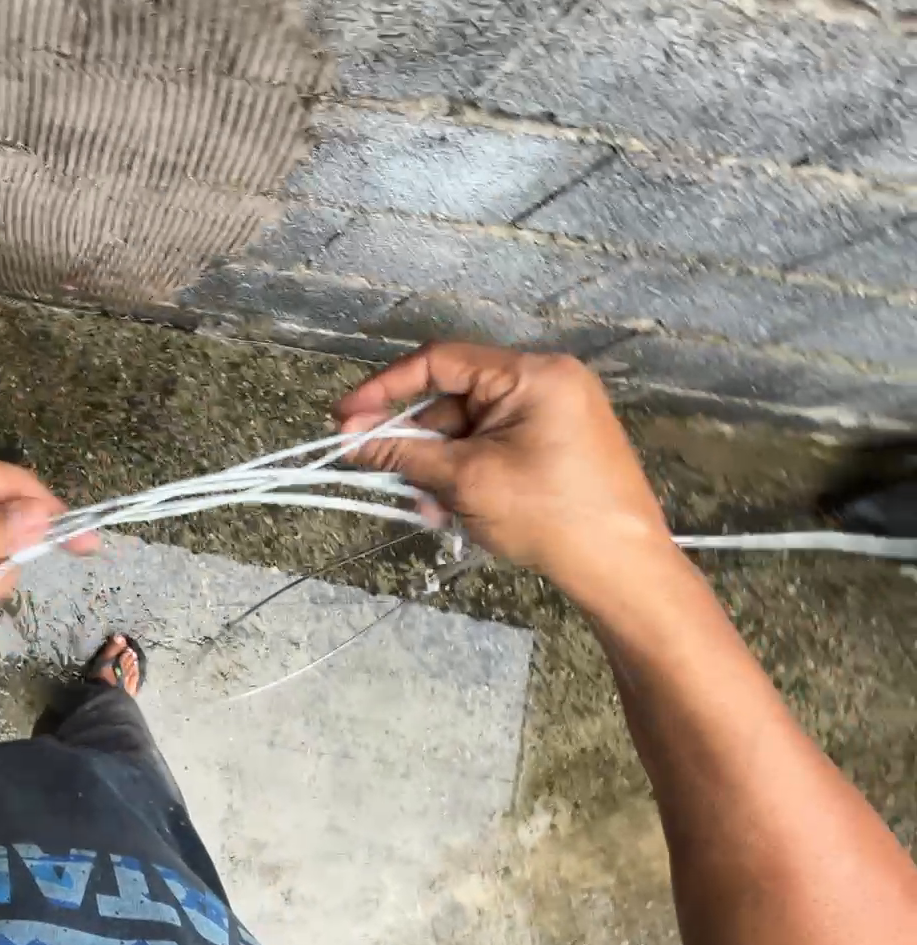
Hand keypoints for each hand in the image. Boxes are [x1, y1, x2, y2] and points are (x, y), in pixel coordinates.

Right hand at [335, 342, 673, 599]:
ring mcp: (545, 414)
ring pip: (460, 430)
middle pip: (446, 400)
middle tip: (371, 467)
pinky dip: (457, 473)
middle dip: (410, 440)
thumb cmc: (545, 512)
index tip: (343, 416)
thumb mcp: (463, 479)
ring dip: (432, 467)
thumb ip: (403, 452)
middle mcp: (539, 383)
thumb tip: (350, 439)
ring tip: (427, 508)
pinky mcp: (545, 443)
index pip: (439, 362)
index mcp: (530, 376)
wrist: (619, 565)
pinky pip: (482, 447)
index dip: (383, 387)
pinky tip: (449, 508)